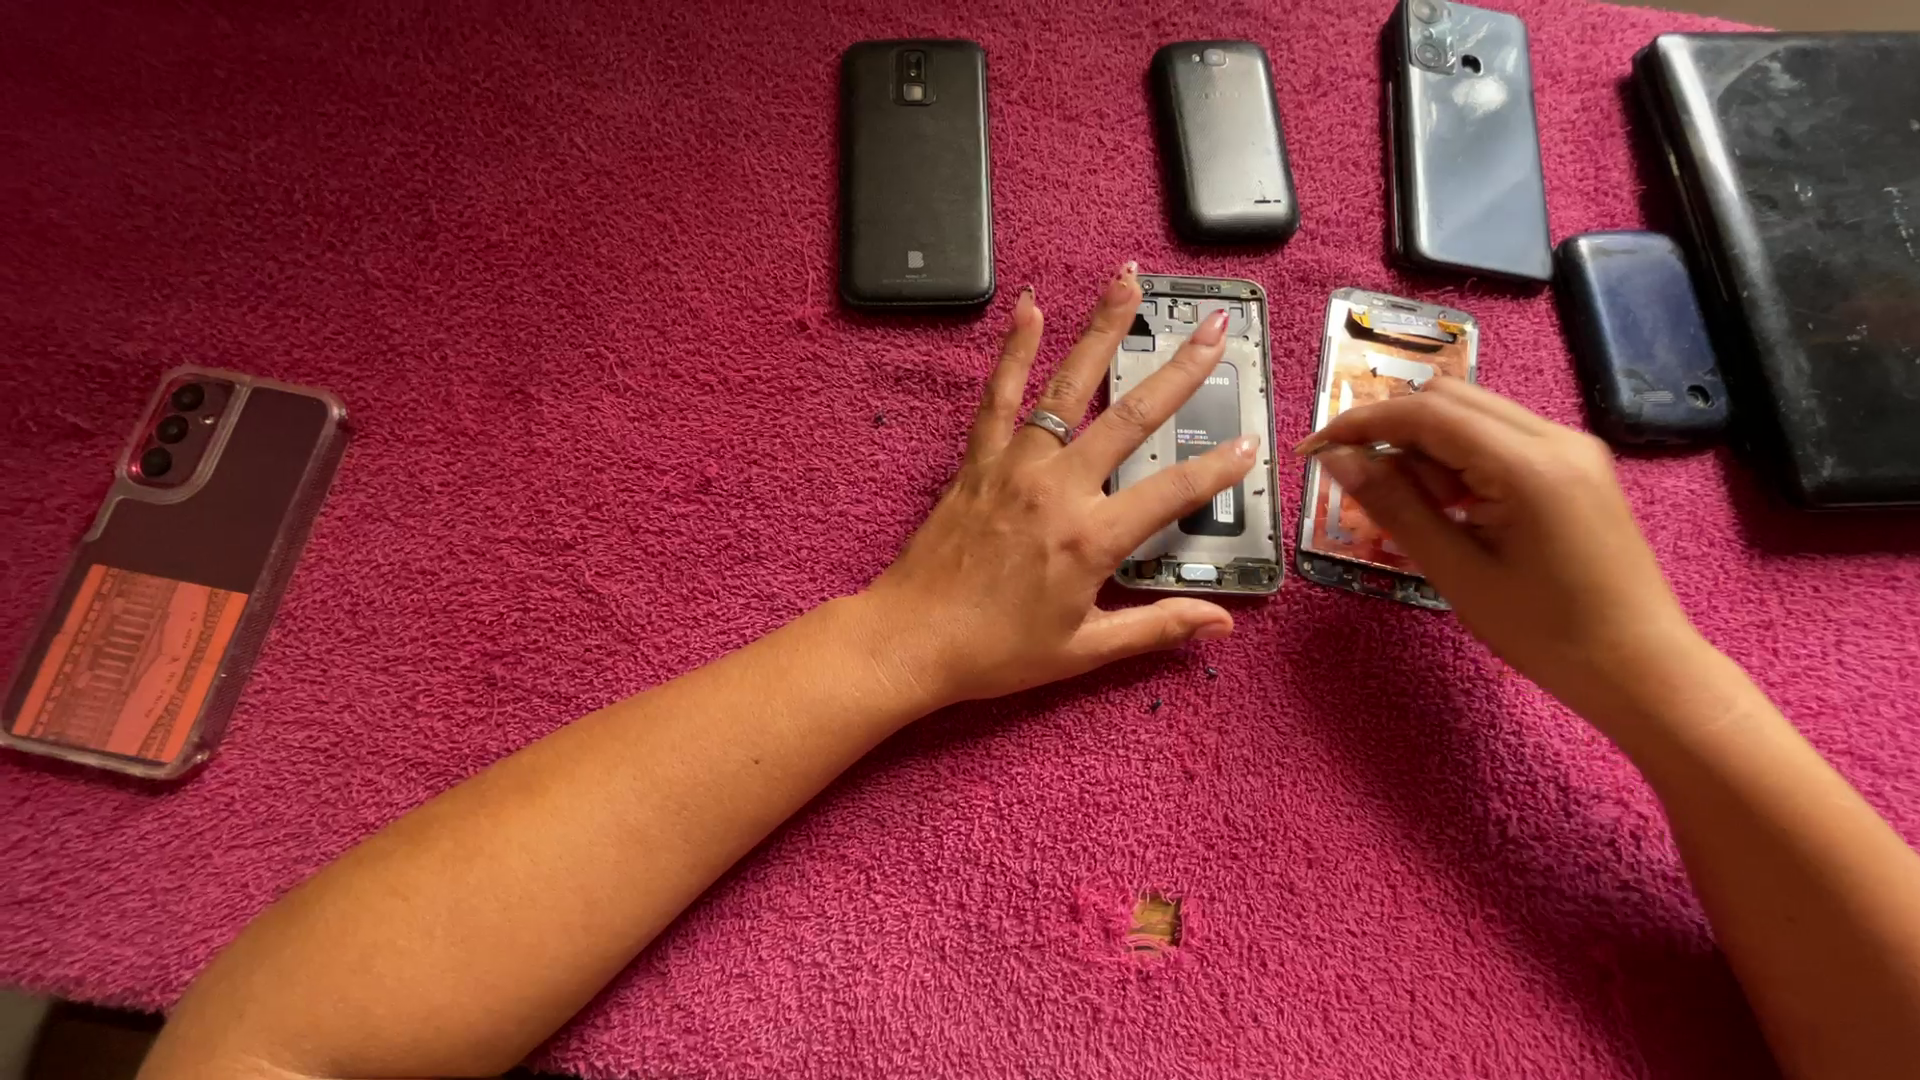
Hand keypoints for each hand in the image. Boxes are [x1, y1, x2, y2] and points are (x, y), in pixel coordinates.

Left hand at [861, 264, 1259, 706]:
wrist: (913, 639)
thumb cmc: (996, 651)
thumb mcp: (1084, 649)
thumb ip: (1156, 627)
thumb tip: (1220, 624)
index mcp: (1091, 540)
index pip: (1173, 494)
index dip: (1218, 470)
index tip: (1250, 443)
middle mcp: (1057, 490)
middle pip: (1130, 418)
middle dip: (1180, 371)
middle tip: (1214, 328)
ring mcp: (1015, 468)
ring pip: (1066, 388)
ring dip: (1100, 333)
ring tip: (1126, 283)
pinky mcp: (977, 462)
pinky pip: (999, 398)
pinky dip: (1014, 352)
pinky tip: (1028, 309)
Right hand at [1296, 377, 1699, 721]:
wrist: (1638, 664)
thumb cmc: (1542, 630)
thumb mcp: (1454, 570)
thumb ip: (1394, 505)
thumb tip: (1337, 460)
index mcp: (1528, 465)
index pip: (1426, 414)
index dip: (1361, 423)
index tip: (1314, 450)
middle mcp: (1555, 438)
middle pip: (1448, 399)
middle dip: (1388, 429)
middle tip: (1356, 478)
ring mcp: (1569, 448)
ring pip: (1470, 414)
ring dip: (1421, 445)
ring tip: (1409, 505)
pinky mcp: (1571, 466)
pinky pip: (1494, 438)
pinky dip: (1452, 457)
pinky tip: (1445, 505)